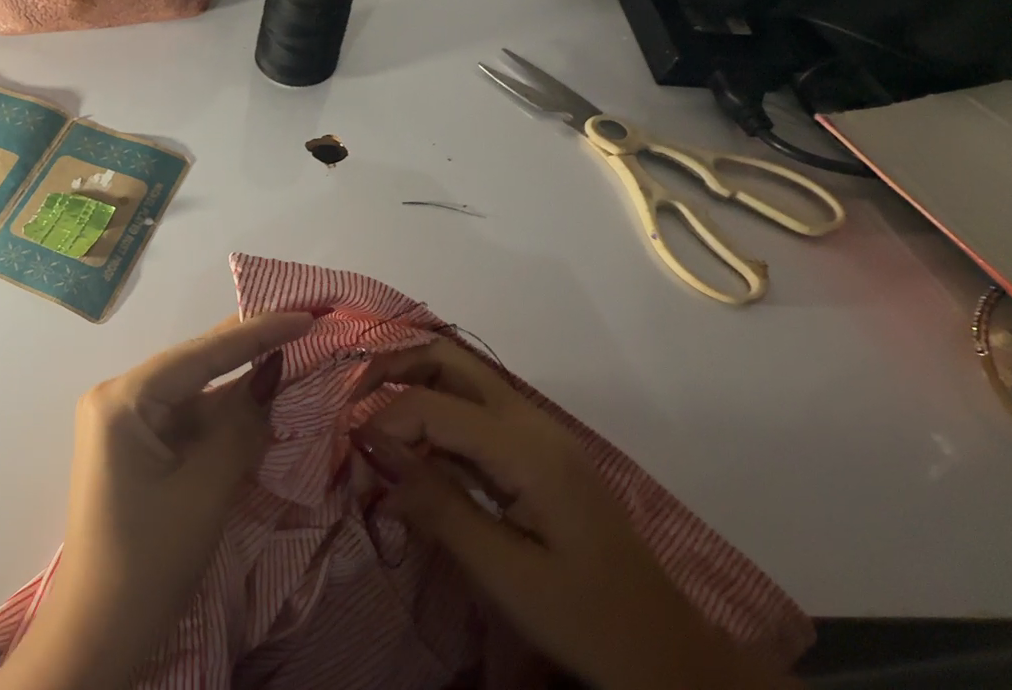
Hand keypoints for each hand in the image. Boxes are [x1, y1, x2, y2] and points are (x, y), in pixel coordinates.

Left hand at [0, 310, 313, 689]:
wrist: (102, 627)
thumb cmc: (150, 556)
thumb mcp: (205, 488)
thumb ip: (241, 426)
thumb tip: (271, 377)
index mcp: (123, 399)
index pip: (199, 354)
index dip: (256, 332)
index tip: (304, 314)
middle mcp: (119, 401)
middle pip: (195, 368)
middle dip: (251, 352)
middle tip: (306, 326)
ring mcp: (127, 427)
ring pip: (195, 397)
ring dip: (242, 388)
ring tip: (297, 359)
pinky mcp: (138, 452)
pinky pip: (188, 424)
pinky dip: (225, 419)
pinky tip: (263, 405)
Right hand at [351, 340, 801, 689]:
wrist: (663, 652)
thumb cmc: (582, 616)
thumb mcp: (502, 571)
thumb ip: (435, 504)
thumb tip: (373, 452)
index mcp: (527, 450)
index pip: (431, 404)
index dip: (382, 421)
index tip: (354, 456)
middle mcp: (534, 424)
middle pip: (450, 359)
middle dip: (391, 364)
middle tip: (347, 395)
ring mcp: (540, 434)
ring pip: (462, 375)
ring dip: (410, 382)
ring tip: (370, 415)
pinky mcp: (538, 452)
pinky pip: (475, 408)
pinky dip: (433, 410)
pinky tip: (411, 444)